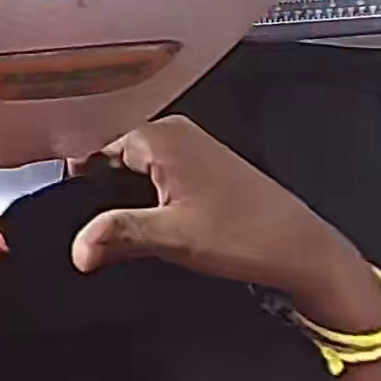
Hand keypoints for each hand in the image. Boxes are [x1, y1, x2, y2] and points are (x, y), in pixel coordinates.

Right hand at [71, 117, 380, 329]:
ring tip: (137, 226)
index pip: (96, 149)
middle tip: (108, 227)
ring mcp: (191, 143)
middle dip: (105, 189)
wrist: (304, 250)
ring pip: (135, 163)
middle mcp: (174, 130)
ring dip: (128, 193)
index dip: (82, 181)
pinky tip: (158, 220)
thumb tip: (77, 247)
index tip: (77, 209)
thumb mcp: (171, 237)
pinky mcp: (203, 160)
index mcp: (160, 136)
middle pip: (114, 155)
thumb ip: (117, 235)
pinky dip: (149, 192)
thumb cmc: (246, 235)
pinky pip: (157, 168)